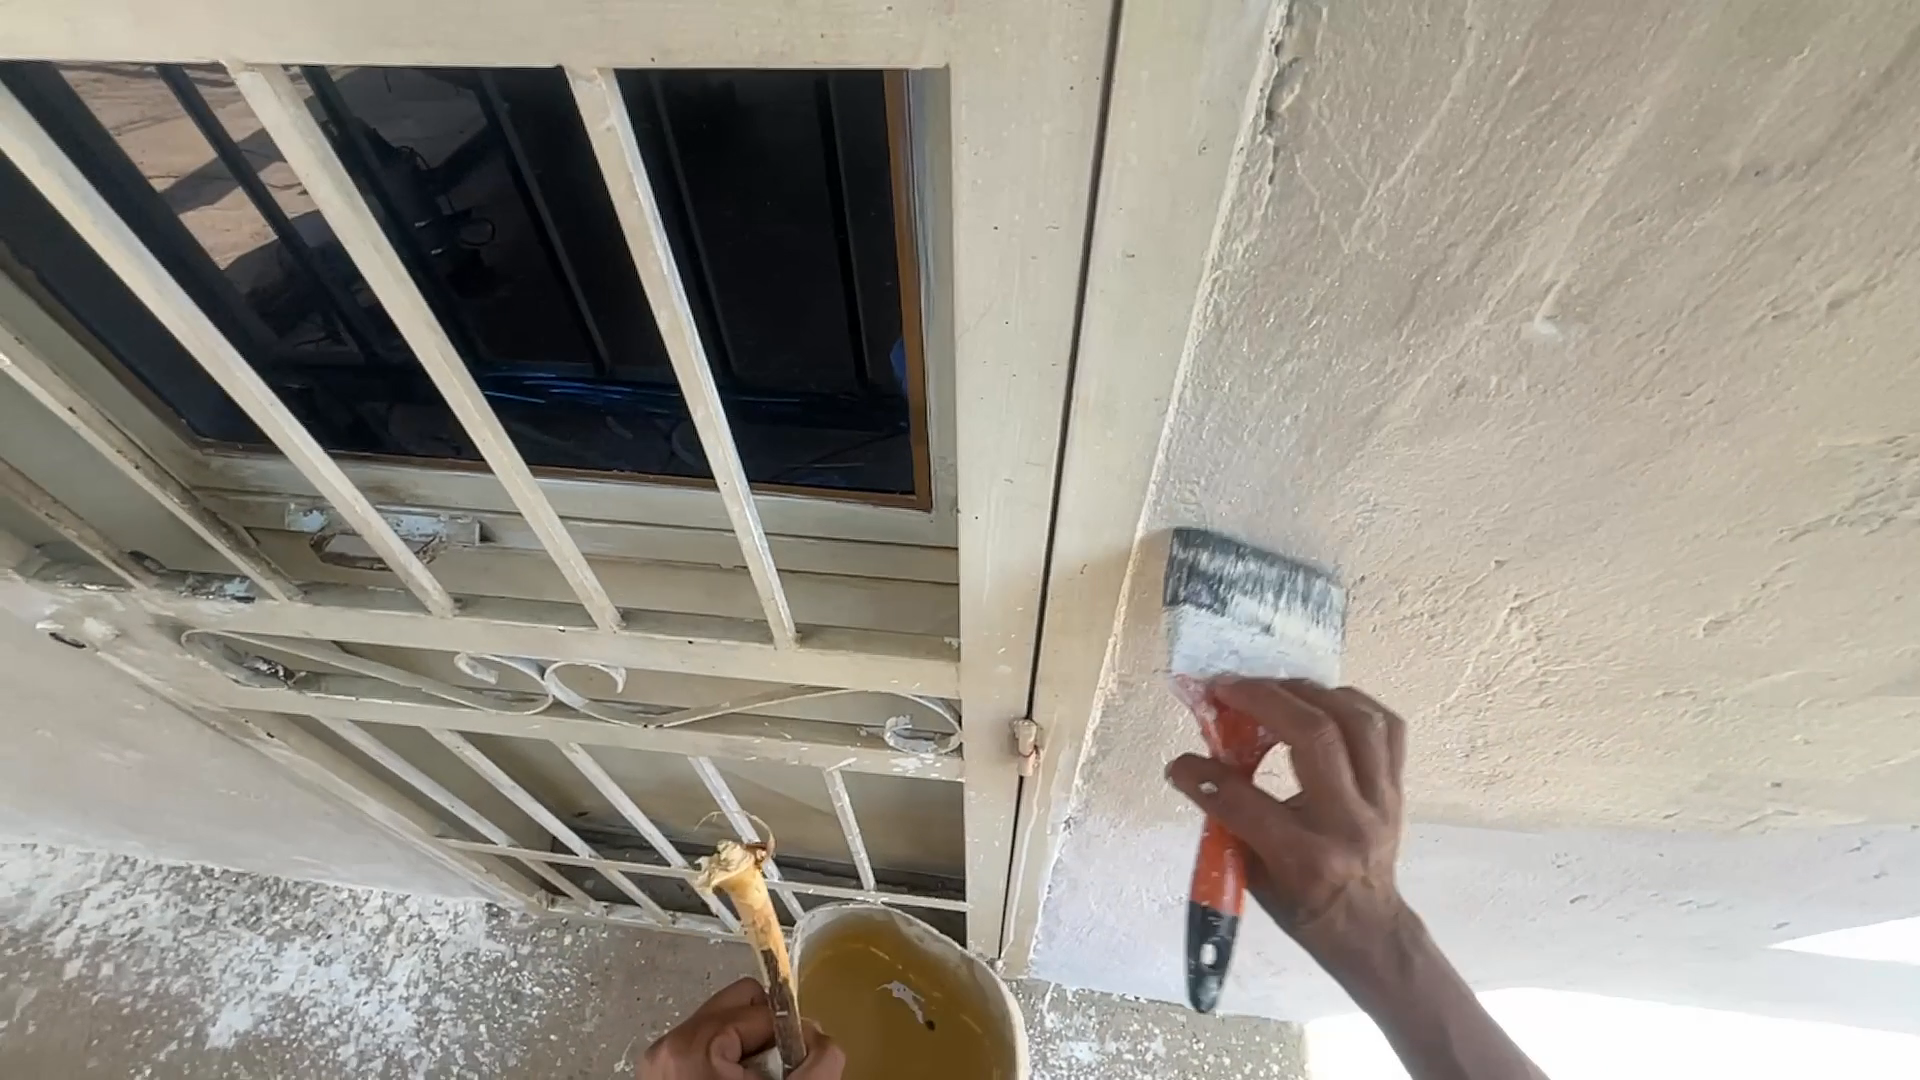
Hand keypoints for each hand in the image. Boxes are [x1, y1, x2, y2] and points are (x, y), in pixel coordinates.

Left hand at [639, 978, 844, 1078]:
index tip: (802, 1068)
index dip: (793, 1038)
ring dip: (753, 1050)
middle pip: (742, 1003)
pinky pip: (711, 1049)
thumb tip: (823, 1041)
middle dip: (770, 1034)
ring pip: (728, 1025)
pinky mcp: (662, 1078)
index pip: (767, 1011)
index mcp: (693, 1045)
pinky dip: (732, 1066)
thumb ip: (820, 1064)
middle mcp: (669, 1046)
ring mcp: (661, 1064)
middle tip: (782, 1073)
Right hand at [1165, 678, 1407, 959]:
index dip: (1203, 776)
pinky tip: (1318, 699)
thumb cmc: (1299, 903)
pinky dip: (1351, 702)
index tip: (1180, 763)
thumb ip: (1225, 814)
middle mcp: (1348, 823)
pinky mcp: (1397, 788)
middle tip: (1226, 687)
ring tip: (1270, 686)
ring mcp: (1381, 802)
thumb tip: (1191, 764)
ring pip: (1354, 721)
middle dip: (1263, 700)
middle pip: (1314, 738)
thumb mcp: (1249, 871)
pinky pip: (1387, 727)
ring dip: (1306, 692)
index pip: (1245, 801)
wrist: (1367, 928)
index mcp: (1305, 857)